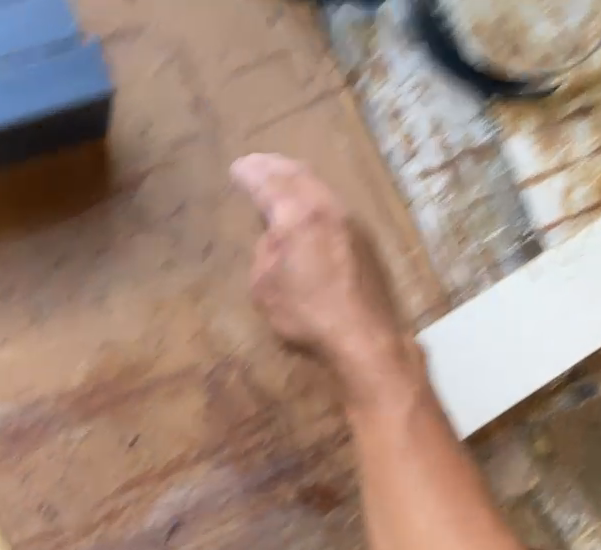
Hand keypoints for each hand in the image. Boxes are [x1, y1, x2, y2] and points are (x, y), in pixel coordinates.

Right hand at [230, 153, 421, 406]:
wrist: (362, 334)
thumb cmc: (306, 314)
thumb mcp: (264, 288)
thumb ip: (264, 254)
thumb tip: (274, 239)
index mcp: (296, 215)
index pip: (267, 183)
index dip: (249, 174)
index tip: (236, 168)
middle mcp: (325, 207)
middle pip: (297, 174)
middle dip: (274, 166)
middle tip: (256, 163)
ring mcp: (350, 220)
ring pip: (318, 186)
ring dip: (296, 179)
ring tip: (280, 179)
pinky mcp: (364, 238)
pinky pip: (331, 204)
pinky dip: (312, 196)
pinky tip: (307, 208)